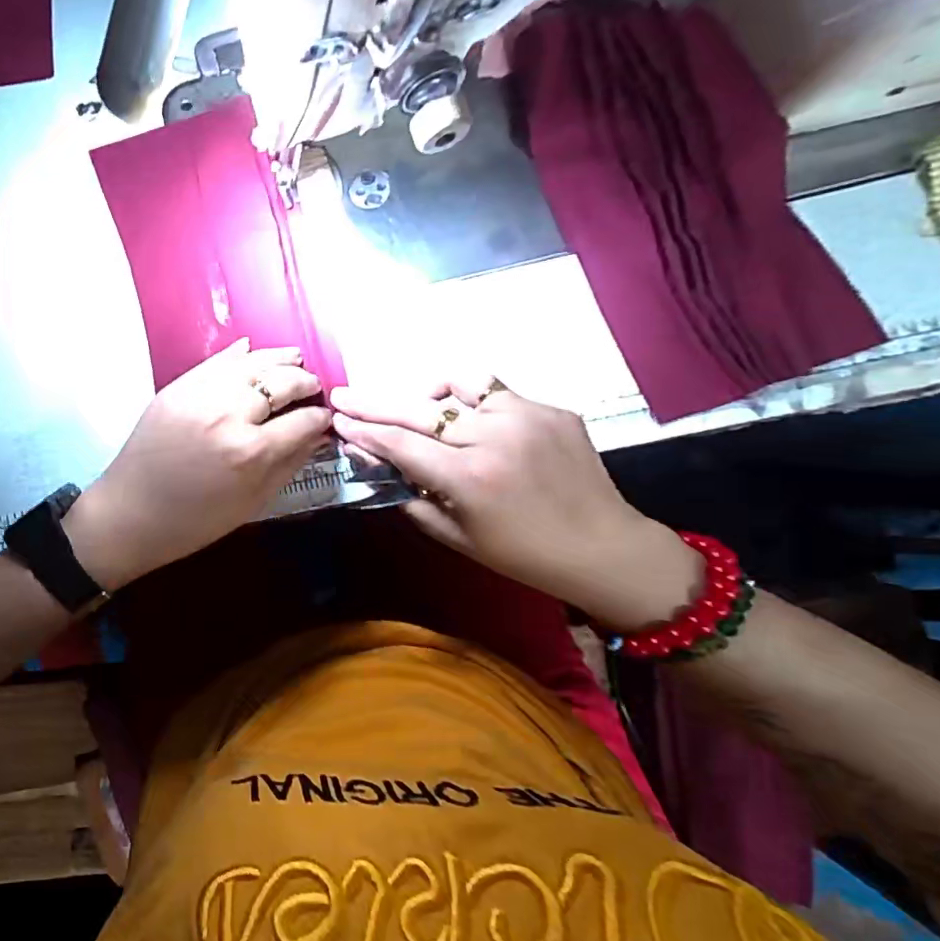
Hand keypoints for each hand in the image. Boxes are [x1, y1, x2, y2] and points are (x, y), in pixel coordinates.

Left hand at [63, 339, 329, 591]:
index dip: (321, 417)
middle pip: (282, 383)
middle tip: (314, 388)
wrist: (130, 514)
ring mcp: (200, 395)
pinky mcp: (177, 387)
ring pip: (252, 363)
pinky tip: (255, 352)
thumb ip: (290, 463)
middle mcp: (229, 414)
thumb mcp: (253, 501)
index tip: (327, 417)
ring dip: (279, 360)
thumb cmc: (195, 521)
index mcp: (251, 451)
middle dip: (305, 383)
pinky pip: (217, 361)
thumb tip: (317, 435)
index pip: (303, 421)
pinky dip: (240, 355)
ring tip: (295, 360)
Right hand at [330, 378, 701, 629]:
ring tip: (419, 403)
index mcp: (469, 478)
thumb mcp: (457, 537)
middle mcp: (494, 437)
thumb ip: (412, 497)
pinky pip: (499, 393)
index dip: (364, 431)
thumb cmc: (522, 554)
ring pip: (460, 385)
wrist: (601, 546)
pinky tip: (474, 420)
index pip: (401, 443)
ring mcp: (527, 416)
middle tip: (346, 394)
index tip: (338, 419)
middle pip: (419, 409)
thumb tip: (377, 463)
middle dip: (375, 402)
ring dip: (430, 394)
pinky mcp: (552, 408)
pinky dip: (475, 402)